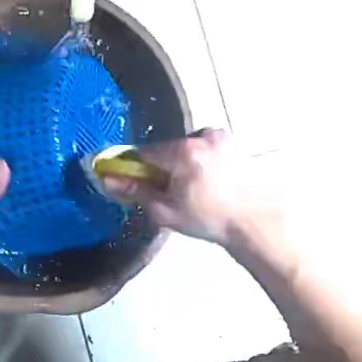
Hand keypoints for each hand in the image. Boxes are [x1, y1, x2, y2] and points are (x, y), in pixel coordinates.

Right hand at [99, 129, 277, 245]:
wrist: (254, 225)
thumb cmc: (208, 220)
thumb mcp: (166, 210)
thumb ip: (135, 191)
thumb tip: (106, 179)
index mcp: (183, 151)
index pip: (145, 151)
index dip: (135, 166)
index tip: (134, 180)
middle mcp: (203, 136)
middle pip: (168, 148)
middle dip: (164, 166)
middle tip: (171, 192)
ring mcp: (223, 137)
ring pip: (189, 146)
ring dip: (185, 162)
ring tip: (195, 189)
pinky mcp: (236, 144)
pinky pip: (209, 147)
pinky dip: (204, 160)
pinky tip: (212, 181)